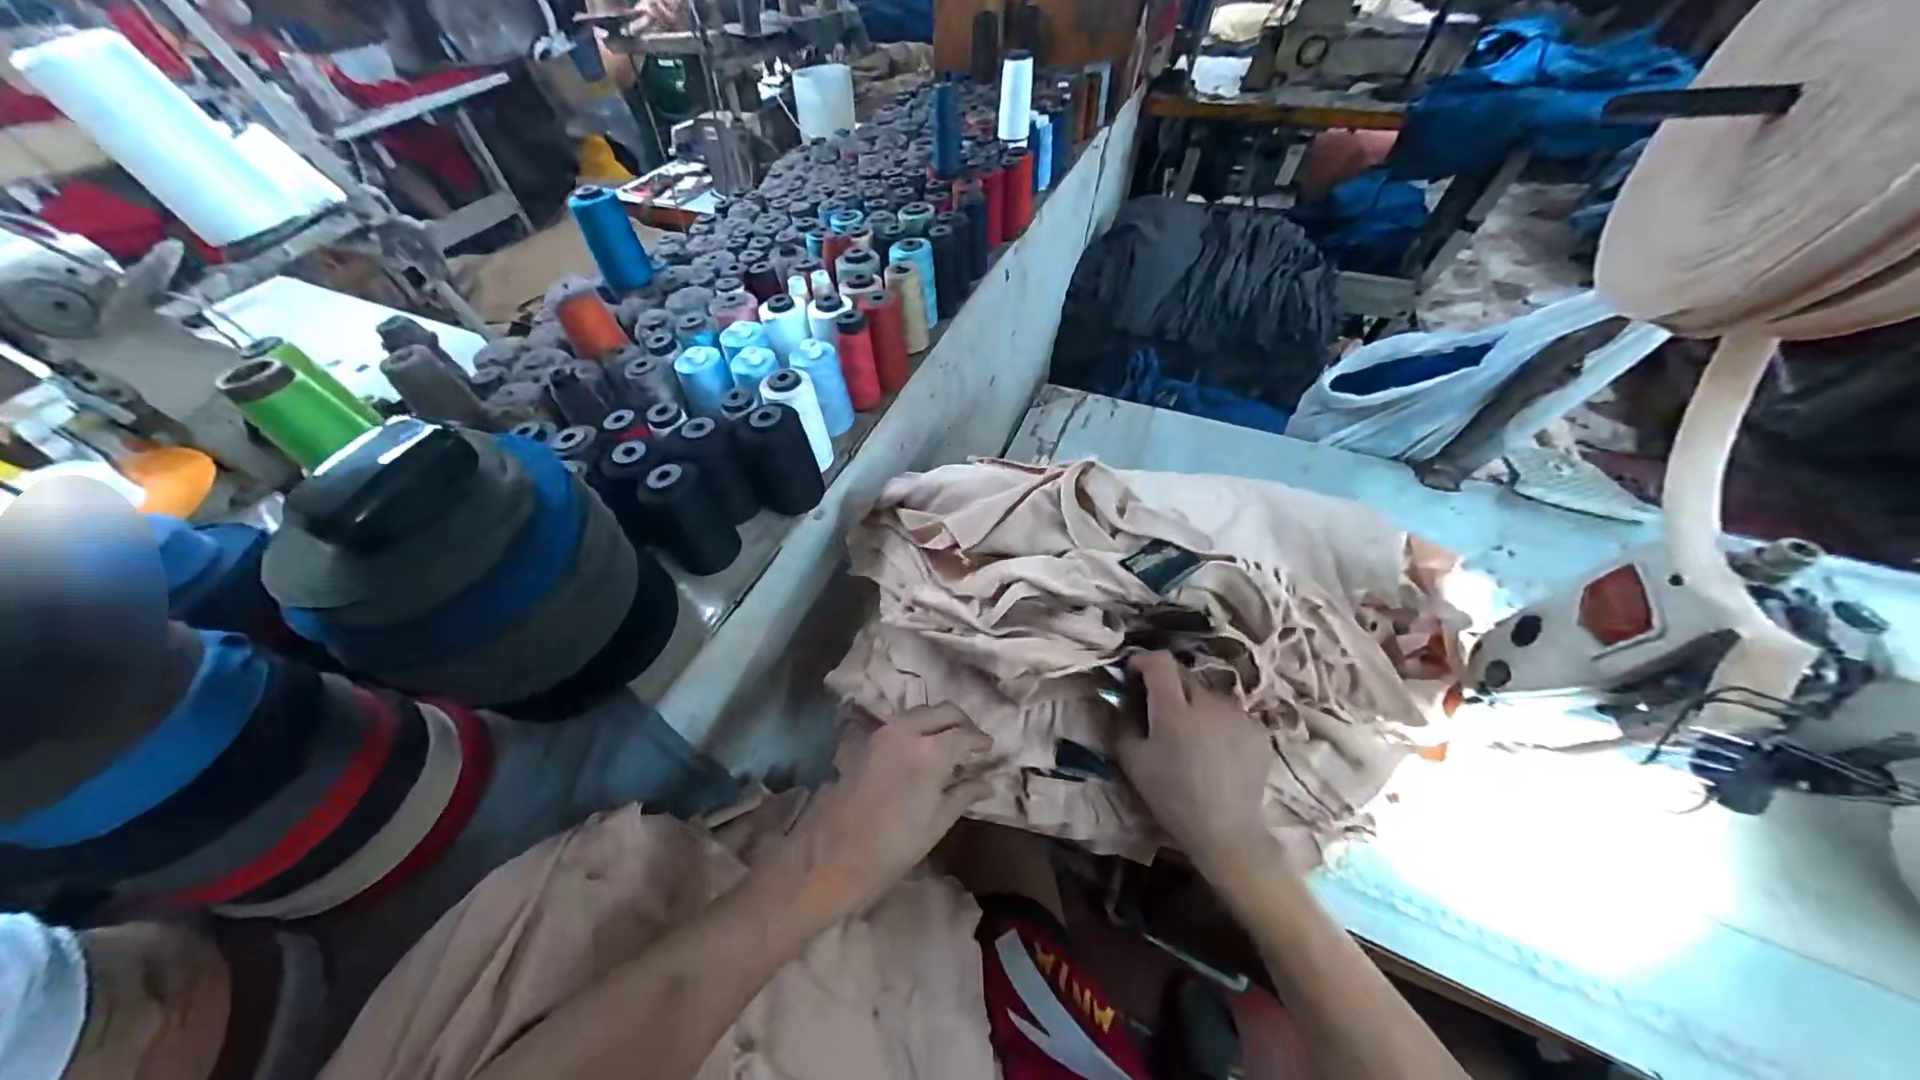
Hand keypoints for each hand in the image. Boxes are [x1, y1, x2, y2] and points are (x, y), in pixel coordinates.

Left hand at [780, 704, 994, 918]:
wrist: (832, 855)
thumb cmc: (892, 847)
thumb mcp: (936, 823)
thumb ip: (963, 794)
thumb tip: (986, 782)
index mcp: (930, 752)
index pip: (964, 733)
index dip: (980, 740)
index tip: (989, 749)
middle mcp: (906, 731)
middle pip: (943, 711)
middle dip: (961, 722)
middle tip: (972, 742)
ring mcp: (882, 733)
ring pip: (920, 713)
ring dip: (938, 722)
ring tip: (948, 745)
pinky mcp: (866, 741)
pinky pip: (900, 724)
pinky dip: (917, 729)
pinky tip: (921, 750)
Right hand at [1116, 651, 1273, 867]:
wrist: (1227, 832)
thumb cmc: (1172, 797)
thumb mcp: (1132, 762)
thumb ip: (1120, 723)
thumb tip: (1117, 699)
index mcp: (1174, 710)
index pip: (1160, 662)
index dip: (1144, 660)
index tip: (1133, 673)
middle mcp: (1209, 704)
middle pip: (1184, 676)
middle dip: (1167, 685)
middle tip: (1158, 710)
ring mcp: (1239, 716)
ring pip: (1209, 695)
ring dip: (1195, 704)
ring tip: (1191, 734)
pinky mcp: (1259, 731)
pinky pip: (1232, 714)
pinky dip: (1220, 722)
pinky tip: (1216, 748)